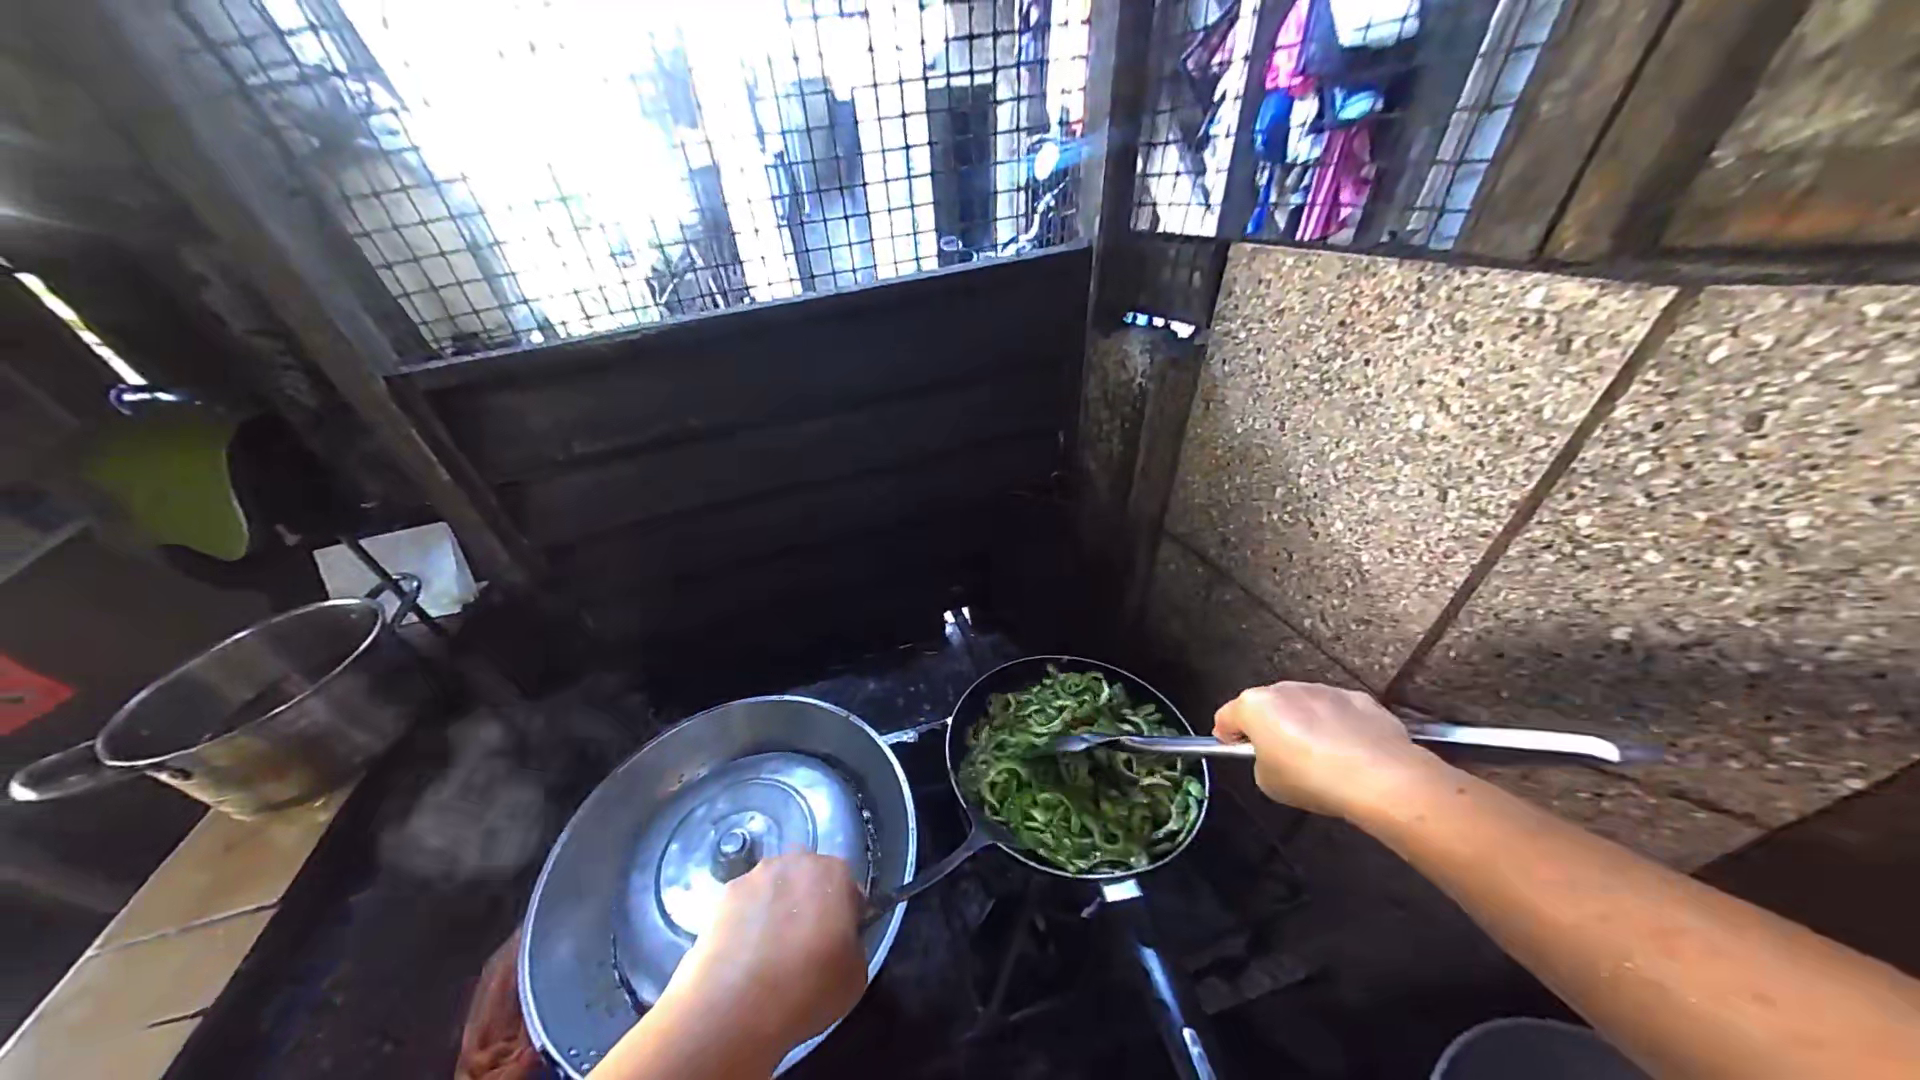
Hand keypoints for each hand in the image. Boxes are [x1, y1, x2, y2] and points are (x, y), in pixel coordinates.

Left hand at [654, 853, 867, 1060]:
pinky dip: (746, 921)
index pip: (847, 887)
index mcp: (835, 873)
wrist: (735, 1008)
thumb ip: (853, 943)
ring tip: (768, 952)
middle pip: (808, 879)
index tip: (837, 942)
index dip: (844, 915)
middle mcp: (796, 862)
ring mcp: (756, 875)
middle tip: (804, 944)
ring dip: (776, 908)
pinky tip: (743, 954)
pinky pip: (744, 904)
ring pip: (774, 888)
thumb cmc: (807, 990)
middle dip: (808, 903)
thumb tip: (842, 941)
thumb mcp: (855, 975)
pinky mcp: (723, 894)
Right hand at [1213, 682, 1440, 818]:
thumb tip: (1274, 756)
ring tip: (1322, 757)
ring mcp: (1324, 690)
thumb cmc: (1311, 780)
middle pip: (1267, 706)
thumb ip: (1261, 761)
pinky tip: (1351, 752)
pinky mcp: (1359, 698)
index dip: (1226, 735)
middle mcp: (1285, 689)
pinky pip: (1338, 712)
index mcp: (1254, 706)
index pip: (1226, 716)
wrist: (1379, 778)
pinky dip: (1338, 726)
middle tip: (1281, 757)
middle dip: (1269, 726)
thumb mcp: (1268, 783)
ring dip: (1304, 723)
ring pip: (1304, 706)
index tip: (1233, 749)